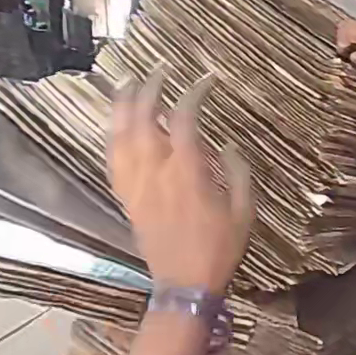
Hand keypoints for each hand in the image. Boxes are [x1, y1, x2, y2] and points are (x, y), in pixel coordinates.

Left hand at [108, 72, 253, 295]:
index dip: (193, 93)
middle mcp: (155, 172)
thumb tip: (224, 144)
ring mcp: (136, 185)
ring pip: (120, 136)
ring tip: (127, 84)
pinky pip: (112, 161)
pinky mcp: (126, 198)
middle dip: (149, 88)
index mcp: (187, 172)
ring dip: (122, 106)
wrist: (184, 284)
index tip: (204, 81)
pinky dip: (113, 138)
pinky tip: (116, 126)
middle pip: (143, 119)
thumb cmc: (219, 248)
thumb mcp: (243, 210)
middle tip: (159, 70)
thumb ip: (236, 172)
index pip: (184, 119)